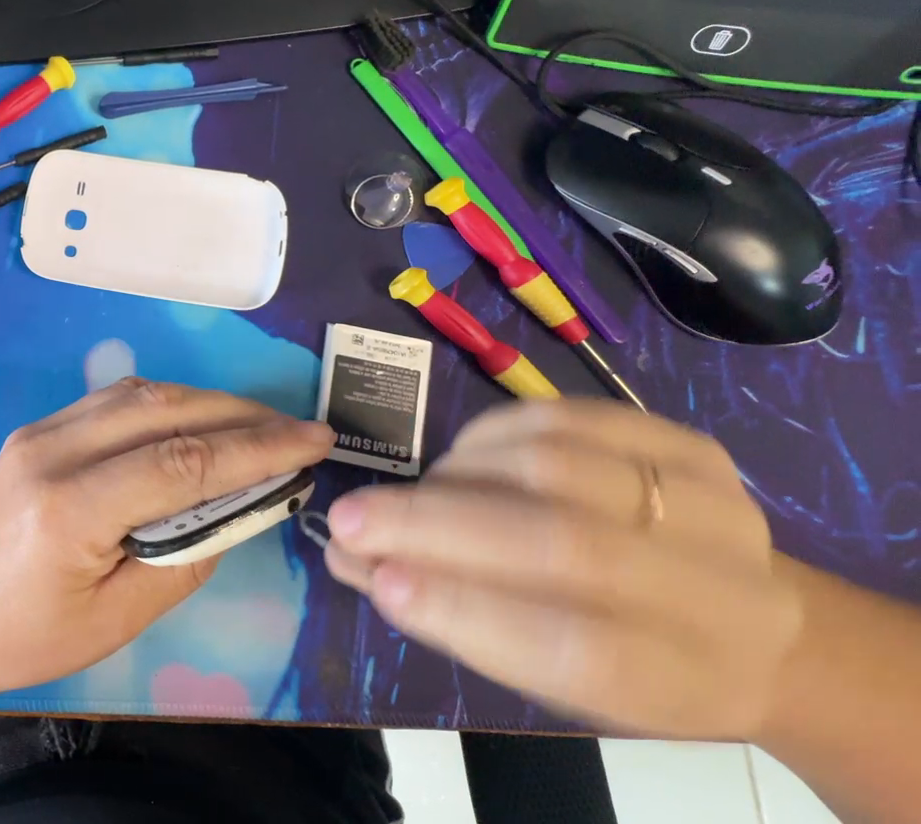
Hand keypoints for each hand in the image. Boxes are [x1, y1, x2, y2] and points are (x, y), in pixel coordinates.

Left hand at [0, 379, 334, 698]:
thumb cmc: (30, 636)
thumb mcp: (118, 617)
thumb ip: (186, 557)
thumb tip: (241, 505)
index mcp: (69, 506)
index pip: (182, 461)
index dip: (256, 448)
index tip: (314, 441)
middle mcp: (50, 451)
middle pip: (161, 409)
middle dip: (240, 414)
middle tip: (297, 429)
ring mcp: (37, 433)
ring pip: (136, 394)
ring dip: (203, 402)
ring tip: (259, 424)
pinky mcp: (34, 431)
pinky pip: (110, 403)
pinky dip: (163, 405)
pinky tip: (197, 422)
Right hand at [324, 399, 803, 739]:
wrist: (749, 626)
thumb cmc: (627, 661)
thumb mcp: (553, 678)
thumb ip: (455, 619)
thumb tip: (348, 559)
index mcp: (691, 680)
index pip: (579, 648)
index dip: (467, 610)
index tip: (377, 578)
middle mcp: (723, 594)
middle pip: (565, 543)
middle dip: (434, 524)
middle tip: (350, 519)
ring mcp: (714, 507)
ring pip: (555, 465)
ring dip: (453, 477)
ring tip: (411, 500)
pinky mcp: (690, 447)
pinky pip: (565, 417)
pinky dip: (488, 435)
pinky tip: (460, 461)